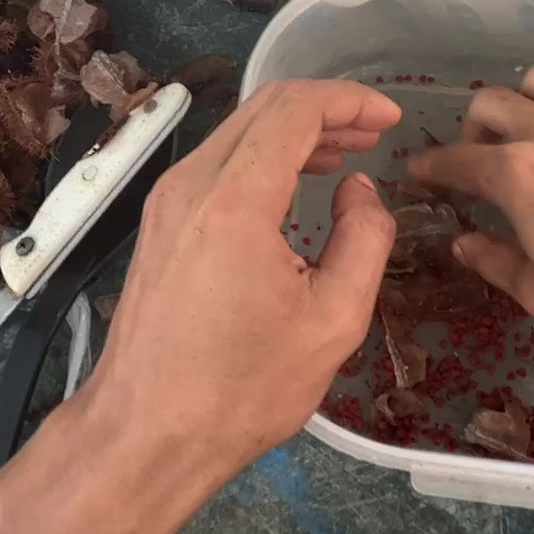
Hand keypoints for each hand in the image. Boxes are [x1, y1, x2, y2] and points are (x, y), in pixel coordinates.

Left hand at [80, 80, 401, 488]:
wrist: (144, 432)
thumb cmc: (242, 388)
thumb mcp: (332, 322)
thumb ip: (363, 239)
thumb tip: (358, 189)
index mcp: (235, 200)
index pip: (294, 109)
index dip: (348, 100)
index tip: (389, 116)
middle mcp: (192, 181)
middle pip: (264, 106)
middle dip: (326, 107)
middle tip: (374, 130)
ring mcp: (169, 196)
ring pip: (240, 129)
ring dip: (295, 129)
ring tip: (346, 149)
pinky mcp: (161, 216)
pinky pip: (220, 159)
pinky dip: (265, 154)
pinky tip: (296, 178)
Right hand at [407, 63, 533, 408]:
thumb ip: (499, 263)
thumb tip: (463, 243)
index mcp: (517, 173)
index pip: (455, 158)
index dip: (430, 166)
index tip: (417, 172)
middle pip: (490, 102)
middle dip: (472, 129)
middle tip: (479, 163)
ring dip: (520, 102)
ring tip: (529, 140)